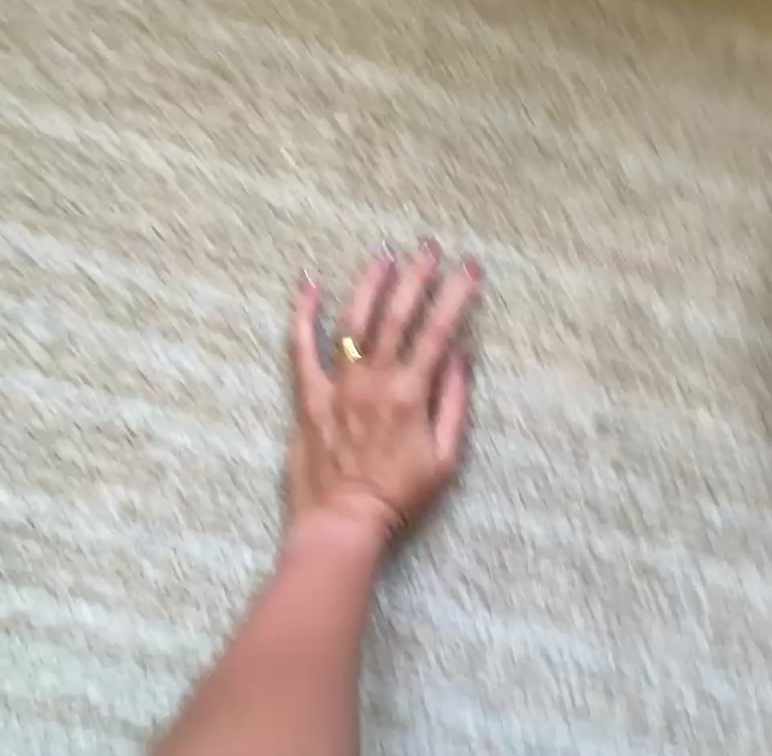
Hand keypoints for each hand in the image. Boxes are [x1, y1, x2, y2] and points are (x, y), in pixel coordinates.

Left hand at [287, 240, 480, 543]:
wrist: (342, 525)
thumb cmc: (400, 496)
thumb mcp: (446, 457)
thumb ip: (454, 403)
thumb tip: (461, 357)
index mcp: (410, 394)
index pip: (439, 331)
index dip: (457, 295)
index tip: (470, 267)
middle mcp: (374, 380)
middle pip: (397, 315)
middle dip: (416, 276)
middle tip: (429, 247)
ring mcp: (338, 386)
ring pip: (354, 322)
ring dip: (370, 284)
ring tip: (384, 254)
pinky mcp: (309, 397)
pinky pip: (302, 349)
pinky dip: (304, 314)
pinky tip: (309, 284)